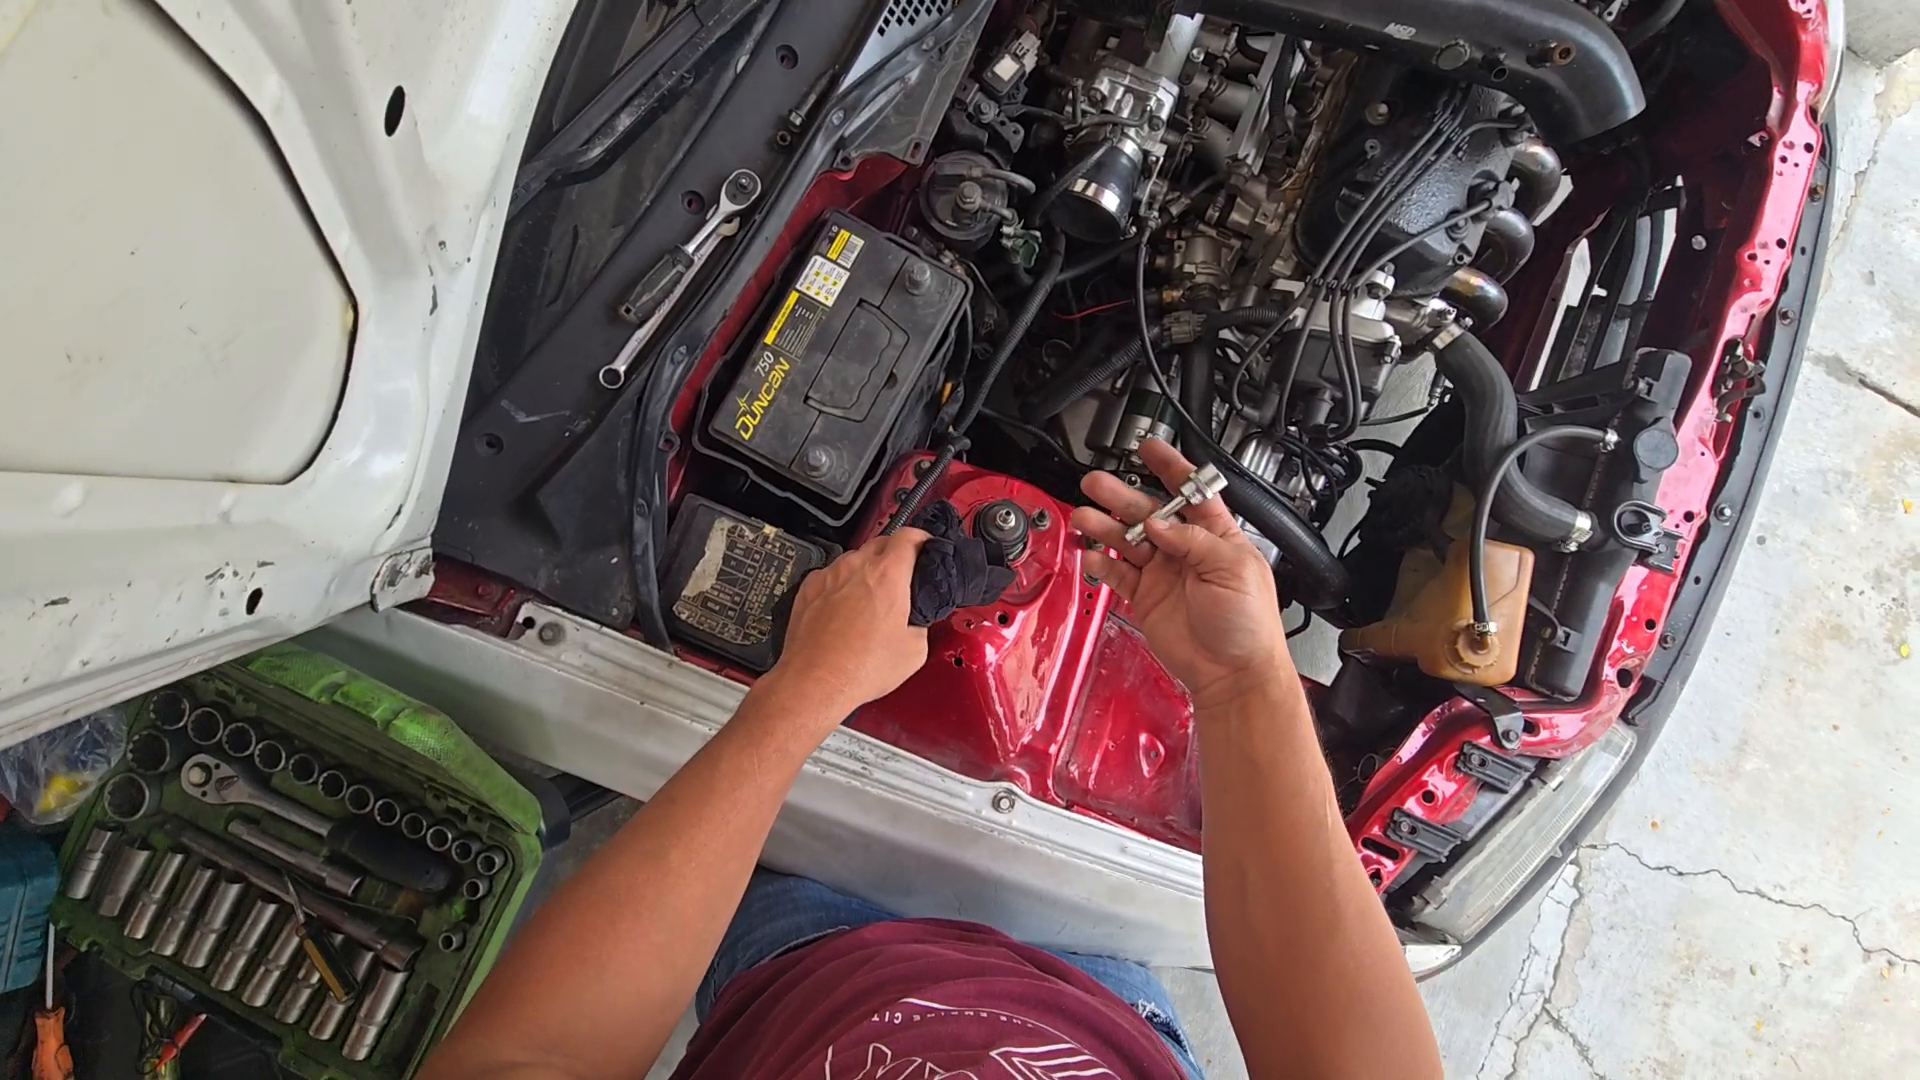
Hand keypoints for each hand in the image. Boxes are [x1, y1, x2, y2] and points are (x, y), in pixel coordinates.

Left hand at [770, 528, 931, 719]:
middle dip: (895, 555)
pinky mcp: (808, 588)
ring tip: (869, 602)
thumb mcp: (914, 651)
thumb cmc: (858, 668)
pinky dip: (841, 586)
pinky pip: (831, 576)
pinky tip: (844, 612)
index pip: (909, 536)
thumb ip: (921, 622)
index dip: (921, 539)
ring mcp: (829, 576)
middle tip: (901, 579)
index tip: (924, 546)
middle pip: (881, 543)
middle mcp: (855, 567)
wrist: (815, 682)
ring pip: (854, 559)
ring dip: (865, 572)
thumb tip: (917, 620)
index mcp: (887, 575)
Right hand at [1071, 440, 1292, 706]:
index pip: (1190, 492)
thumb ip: (1193, 541)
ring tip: (1084, 517)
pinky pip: (1118, 573)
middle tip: (1097, 483)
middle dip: (1121, 495)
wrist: (1232, 673)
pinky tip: (1090, 554)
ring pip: (1127, 539)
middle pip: (1147, 512)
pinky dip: (1102, 563)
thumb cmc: (1248, 624)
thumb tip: (1159, 522)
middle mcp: (1185, 549)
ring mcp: (1163, 572)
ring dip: (1104, 526)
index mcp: (1214, 535)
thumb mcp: (1232, 570)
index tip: (1150, 449)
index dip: (1171, 468)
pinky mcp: (1145, 596)